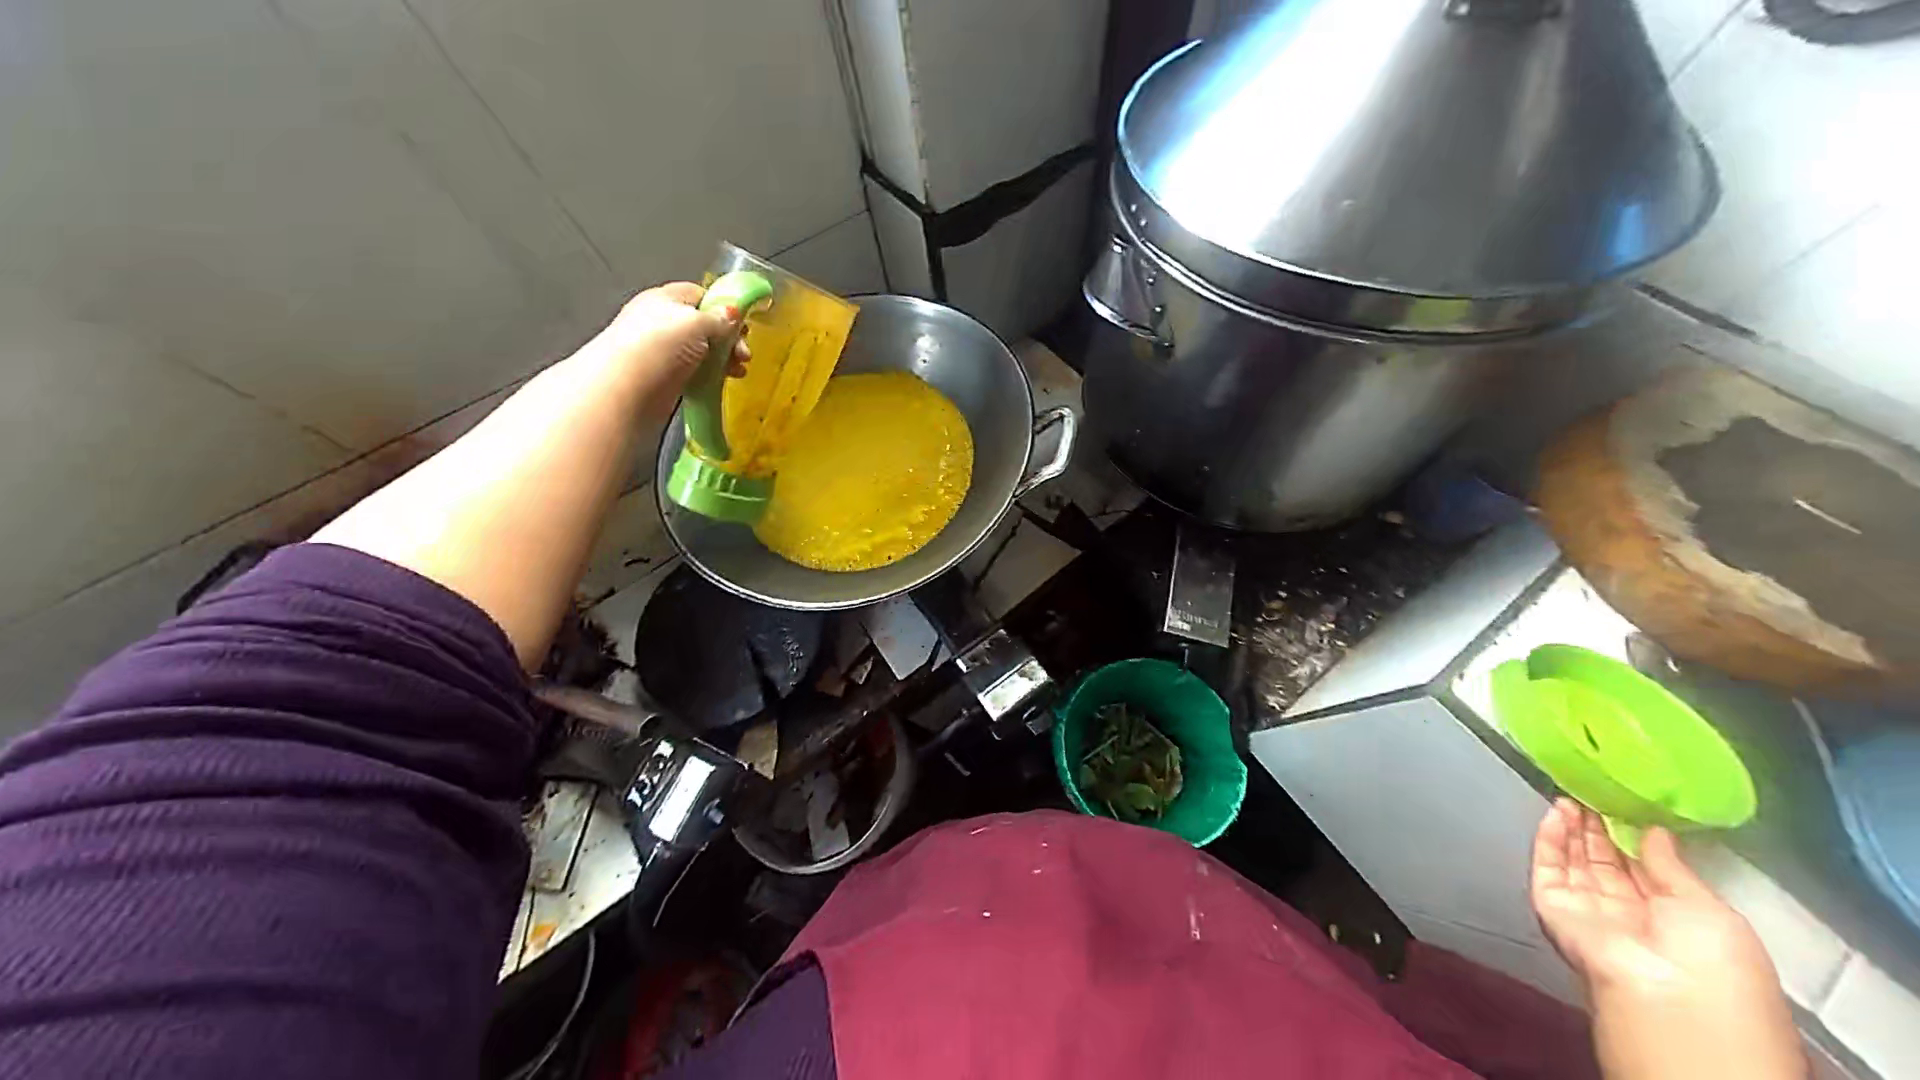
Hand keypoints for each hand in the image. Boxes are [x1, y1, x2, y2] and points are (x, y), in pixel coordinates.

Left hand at [594, 282, 750, 382]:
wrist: (625, 389)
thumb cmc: (660, 346)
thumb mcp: (696, 322)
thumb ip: (718, 317)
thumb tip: (732, 311)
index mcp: (666, 299)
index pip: (701, 295)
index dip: (724, 307)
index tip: (742, 325)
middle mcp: (663, 321)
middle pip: (705, 325)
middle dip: (729, 338)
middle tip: (743, 354)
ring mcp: (663, 350)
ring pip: (703, 350)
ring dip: (725, 359)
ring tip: (738, 371)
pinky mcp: (666, 376)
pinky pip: (696, 370)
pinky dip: (712, 375)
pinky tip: (723, 381)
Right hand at [1531, 799, 1804, 1079]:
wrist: (1671, 994)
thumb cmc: (1713, 960)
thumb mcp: (1708, 907)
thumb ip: (1672, 867)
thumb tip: (1654, 831)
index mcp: (1669, 917)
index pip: (1640, 868)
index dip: (1630, 837)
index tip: (1623, 806)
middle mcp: (1624, 911)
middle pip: (1600, 861)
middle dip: (1595, 828)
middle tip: (1591, 793)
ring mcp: (1585, 908)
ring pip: (1570, 860)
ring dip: (1569, 828)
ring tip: (1570, 796)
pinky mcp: (1552, 906)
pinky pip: (1546, 868)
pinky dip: (1547, 840)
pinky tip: (1554, 815)